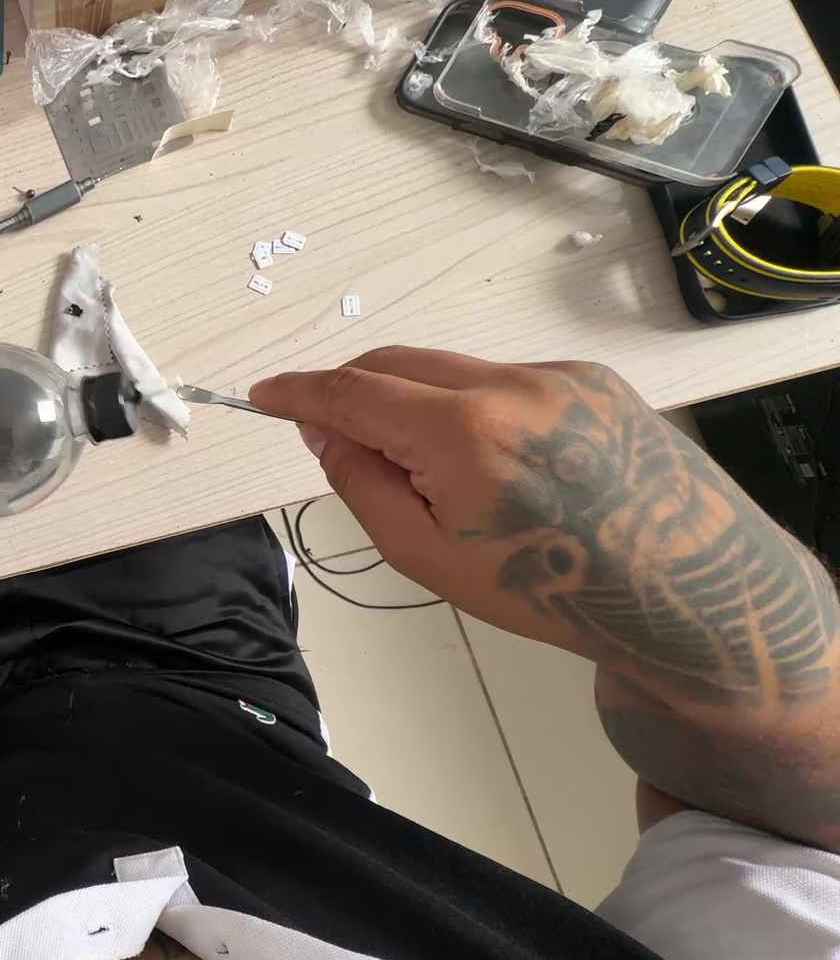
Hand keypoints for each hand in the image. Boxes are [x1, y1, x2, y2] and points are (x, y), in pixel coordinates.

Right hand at [249, 347, 834, 708]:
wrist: (695, 597)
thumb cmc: (543, 587)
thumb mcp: (420, 550)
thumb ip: (358, 479)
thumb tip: (323, 430)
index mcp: (466, 433)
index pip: (353, 391)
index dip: (299, 390)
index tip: (263, 394)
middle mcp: (514, 385)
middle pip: (392, 362)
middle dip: (347, 390)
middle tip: (331, 436)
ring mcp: (560, 377)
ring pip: (441, 367)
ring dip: (403, 399)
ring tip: (418, 463)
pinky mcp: (591, 381)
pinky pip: (490, 376)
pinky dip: (455, 402)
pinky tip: (477, 456)